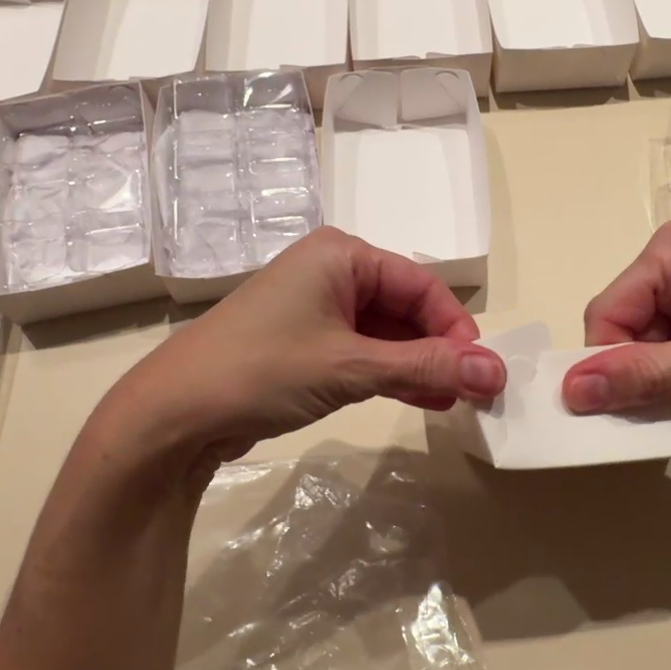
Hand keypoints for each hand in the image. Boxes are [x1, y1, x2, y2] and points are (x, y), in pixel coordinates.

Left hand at [108, 227, 506, 467]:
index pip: (420, 284)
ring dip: (418, 365)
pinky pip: (361, 352)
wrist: (174, 414)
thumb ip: (425, 366)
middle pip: (404, 307)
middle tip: (474, 391)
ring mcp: (315, 309)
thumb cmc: (263, 370)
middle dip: (439, 348)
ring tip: (455, 400)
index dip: (456, 327)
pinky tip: (421, 398)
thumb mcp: (350, 367)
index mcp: (340, 255)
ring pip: (385, 333)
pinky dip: (390, 374)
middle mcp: (330, 272)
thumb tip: (497, 371)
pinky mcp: (304, 344)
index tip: (483, 370)